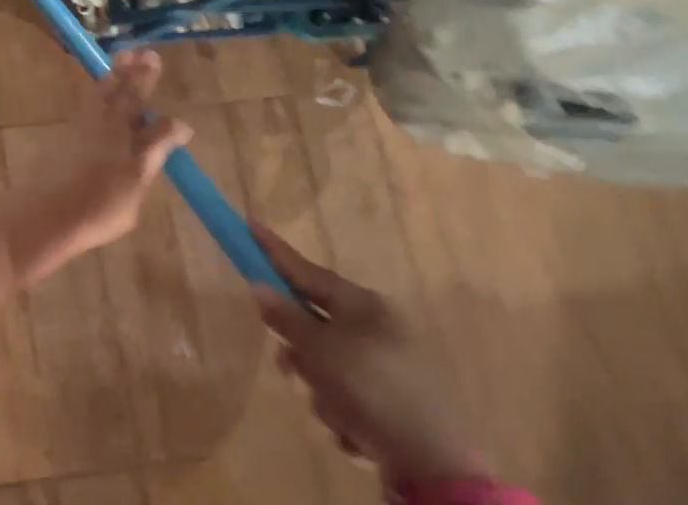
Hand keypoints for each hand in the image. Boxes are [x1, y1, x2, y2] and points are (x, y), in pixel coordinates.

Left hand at [56, 49, 191, 253]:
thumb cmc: (96, 213)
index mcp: (134, 149)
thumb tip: (168, 142)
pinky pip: (89, 101)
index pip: (161, 131)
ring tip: (126, 56)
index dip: (173, 129)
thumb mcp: (132, 195)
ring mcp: (86, 129)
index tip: (184, 128)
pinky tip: (102, 84)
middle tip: (149, 54)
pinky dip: (99, 88)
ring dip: (117, 74)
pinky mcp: (67, 132)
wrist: (46, 213)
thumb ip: (149, 164)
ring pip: (105, 93)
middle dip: (141, 76)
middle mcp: (112, 132)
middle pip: (129, 98)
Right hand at [252, 228, 486, 489]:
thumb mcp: (319, 351)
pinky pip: (350, 398)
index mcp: (363, 305)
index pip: (306, 270)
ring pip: (328, 367)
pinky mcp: (398, 403)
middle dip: (301, 354)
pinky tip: (359, 435)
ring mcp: (391, 366)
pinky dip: (347, 415)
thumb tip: (259, 286)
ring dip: (323, 392)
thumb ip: (286, 318)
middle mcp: (379, 328)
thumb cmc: (372, 391)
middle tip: (294, 371)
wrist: (439, 463)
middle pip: (315, 326)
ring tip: (339, 416)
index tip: (249, 222)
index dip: (274, 251)